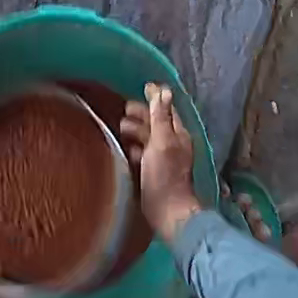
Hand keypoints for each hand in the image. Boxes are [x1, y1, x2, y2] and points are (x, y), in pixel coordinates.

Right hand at [120, 83, 202, 239]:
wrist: (167, 210)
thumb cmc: (165, 174)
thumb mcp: (162, 141)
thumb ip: (161, 116)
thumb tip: (163, 90)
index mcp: (178, 134)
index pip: (167, 109)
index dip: (156, 98)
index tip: (143, 87)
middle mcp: (172, 144)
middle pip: (156, 123)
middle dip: (141, 115)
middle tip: (123, 109)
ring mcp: (162, 159)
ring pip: (148, 138)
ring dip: (135, 131)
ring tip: (119, 128)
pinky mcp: (152, 172)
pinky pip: (142, 155)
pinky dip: (133, 149)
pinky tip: (123, 149)